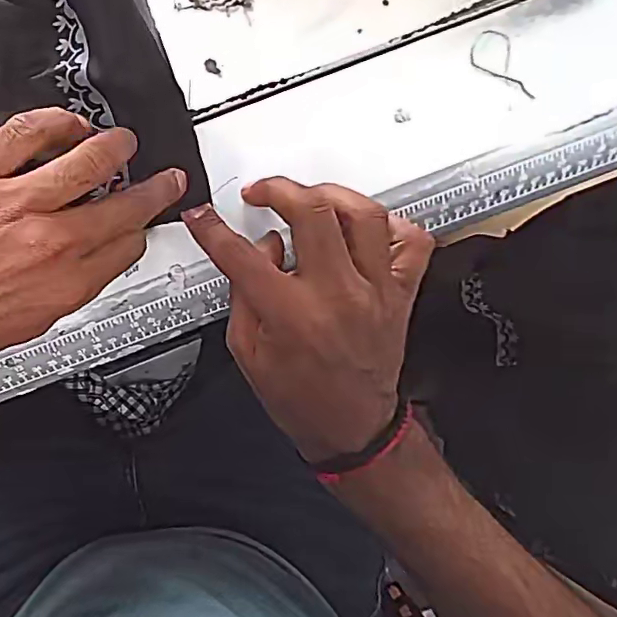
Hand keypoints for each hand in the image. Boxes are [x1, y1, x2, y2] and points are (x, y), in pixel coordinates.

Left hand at [0, 108, 185, 425]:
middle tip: (158, 179)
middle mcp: (46, 244)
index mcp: (64, 286)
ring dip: (114, 147)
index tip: (138, 221)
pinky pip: (25, 134)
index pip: (125, 246)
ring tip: (120, 143)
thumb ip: (67, 287)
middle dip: (150, 189)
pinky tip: (66, 124)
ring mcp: (11, 205)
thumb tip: (88, 260)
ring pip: (85, 161)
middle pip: (121, 205)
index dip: (138, 229)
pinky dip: (55, 122)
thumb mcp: (27, 322)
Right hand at [183, 179, 432, 462]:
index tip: (204, 217)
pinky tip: (362, 227)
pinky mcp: (400, 294)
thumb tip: (258, 249)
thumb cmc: (300, 397)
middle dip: (278, 189)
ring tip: (310, 197)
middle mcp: (336, 295)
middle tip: (263, 192)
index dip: (212, 229)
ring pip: (364, 215)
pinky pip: (412, 242)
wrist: (352, 427)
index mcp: (290, 314)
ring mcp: (374, 291)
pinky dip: (389, 224)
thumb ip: (244, 295)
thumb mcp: (246, 352)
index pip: (242, 254)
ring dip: (331, 195)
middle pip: (313, 212)